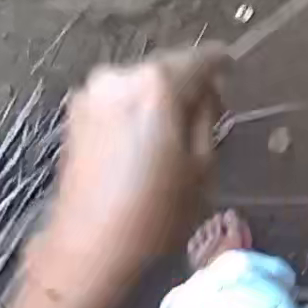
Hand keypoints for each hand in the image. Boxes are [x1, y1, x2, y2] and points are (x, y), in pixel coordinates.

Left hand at [13, 46, 227, 307]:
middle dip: (188, 86)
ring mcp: (90, 94)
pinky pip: (118, 101)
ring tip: (174, 135)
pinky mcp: (74, 115)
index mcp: (157, 84)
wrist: (90, 247)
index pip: (200, 60)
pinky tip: (145, 142)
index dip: (222, 63)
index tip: (232, 68)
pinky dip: (136, 112)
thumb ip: (207, 118)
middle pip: (167, 69)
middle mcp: (119, 76)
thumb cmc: (156, 212)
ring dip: (160, 101)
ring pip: (140, 85)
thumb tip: (204, 96)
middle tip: (207, 115)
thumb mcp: (202, 166)